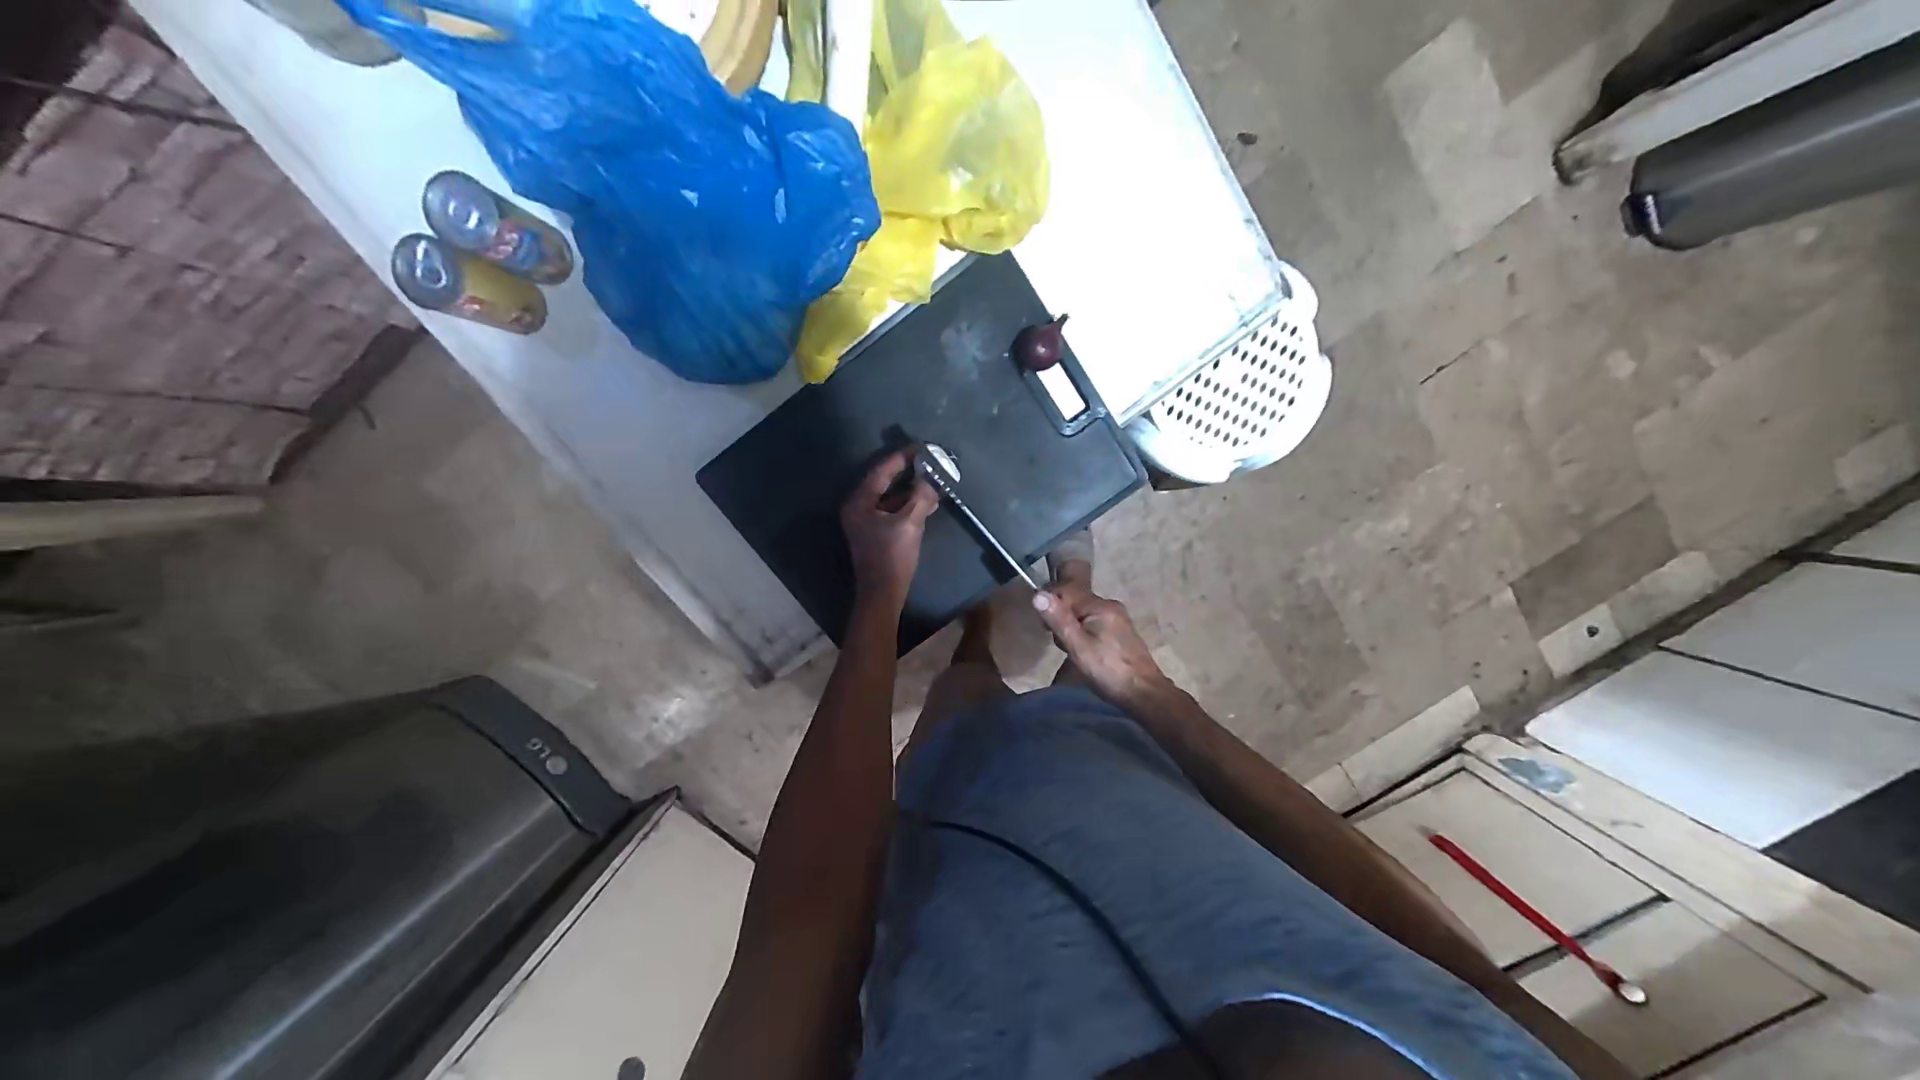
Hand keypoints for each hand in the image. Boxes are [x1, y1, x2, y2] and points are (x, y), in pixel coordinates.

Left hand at [842, 449, 937, 608]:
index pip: (881, 471)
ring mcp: (866, 521)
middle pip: (884, 481)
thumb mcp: (910, 523)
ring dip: (911, 489)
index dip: (902, 457)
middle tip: (928, 460)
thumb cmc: (892, 557)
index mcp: (859, 502)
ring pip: (890, 496)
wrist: (883, 593)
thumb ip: (920, 497)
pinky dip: (909, 503)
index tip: (921, 446)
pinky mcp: (876, 532)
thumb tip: (931, 478)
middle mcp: (858, 507)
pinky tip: (927, 500)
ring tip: (933, 478)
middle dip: (908, 472)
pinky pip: (893, 509)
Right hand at [1032, 583, 1176, 709]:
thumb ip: (1059, 619)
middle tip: (1060, 643)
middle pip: (1075, 601)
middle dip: (1062, 618)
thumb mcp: (1078, 647)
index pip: (1066, 590)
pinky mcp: (1121, 631)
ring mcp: (1118, 618)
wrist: (1144, 693)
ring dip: (1072, 628)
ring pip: (1083, 613)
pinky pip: (1094, 623)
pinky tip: (1086, 652)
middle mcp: (1111, 605)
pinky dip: (1084, 633)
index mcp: (1100, 605)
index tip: (1045, 626)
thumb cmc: (1108, 671)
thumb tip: (1038, 594)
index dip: (1051, 604)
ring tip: (1073, 651)